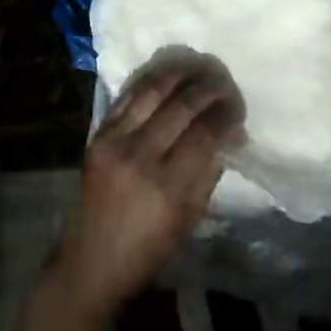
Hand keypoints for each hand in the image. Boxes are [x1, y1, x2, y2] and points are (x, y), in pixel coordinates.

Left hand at [54, 66, 242, 310]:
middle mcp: (140, 156)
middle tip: (225, 82)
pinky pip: (128, 96)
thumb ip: (211, 170)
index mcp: (167, 187)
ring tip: (200, 69)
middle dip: (210, 88)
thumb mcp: (190, 218)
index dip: (226, 113)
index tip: (238, 107)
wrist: (92, 261)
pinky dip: (151, 82)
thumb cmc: (149, 248)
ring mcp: (115, 141)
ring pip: (154, 90)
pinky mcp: (98, 134)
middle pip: (183, 105)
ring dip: (182, 74)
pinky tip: (169, 77)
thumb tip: (234, 132)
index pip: (205, 132)